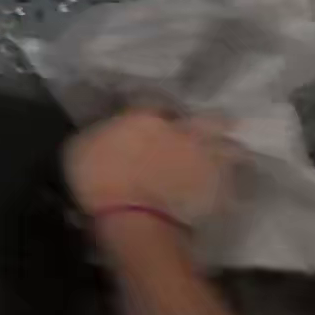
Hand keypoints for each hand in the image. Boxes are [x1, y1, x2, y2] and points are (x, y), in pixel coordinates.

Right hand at [64, 107, 235, 235]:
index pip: (149, 98)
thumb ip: (106, 131)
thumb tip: (116, 126)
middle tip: (191, 130)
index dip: (145, 104)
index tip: (138, 111)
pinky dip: (224, 177)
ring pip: (232, 146)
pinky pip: (232, 176)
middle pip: (210, 117)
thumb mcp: (82, 145)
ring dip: (222, 149)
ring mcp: (210, 158)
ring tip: (208, 157)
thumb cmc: (96, 178)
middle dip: (205, 122)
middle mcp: (185, 131)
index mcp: (144, 118)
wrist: (135, 217)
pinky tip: (210, 182)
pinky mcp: (227, 186)